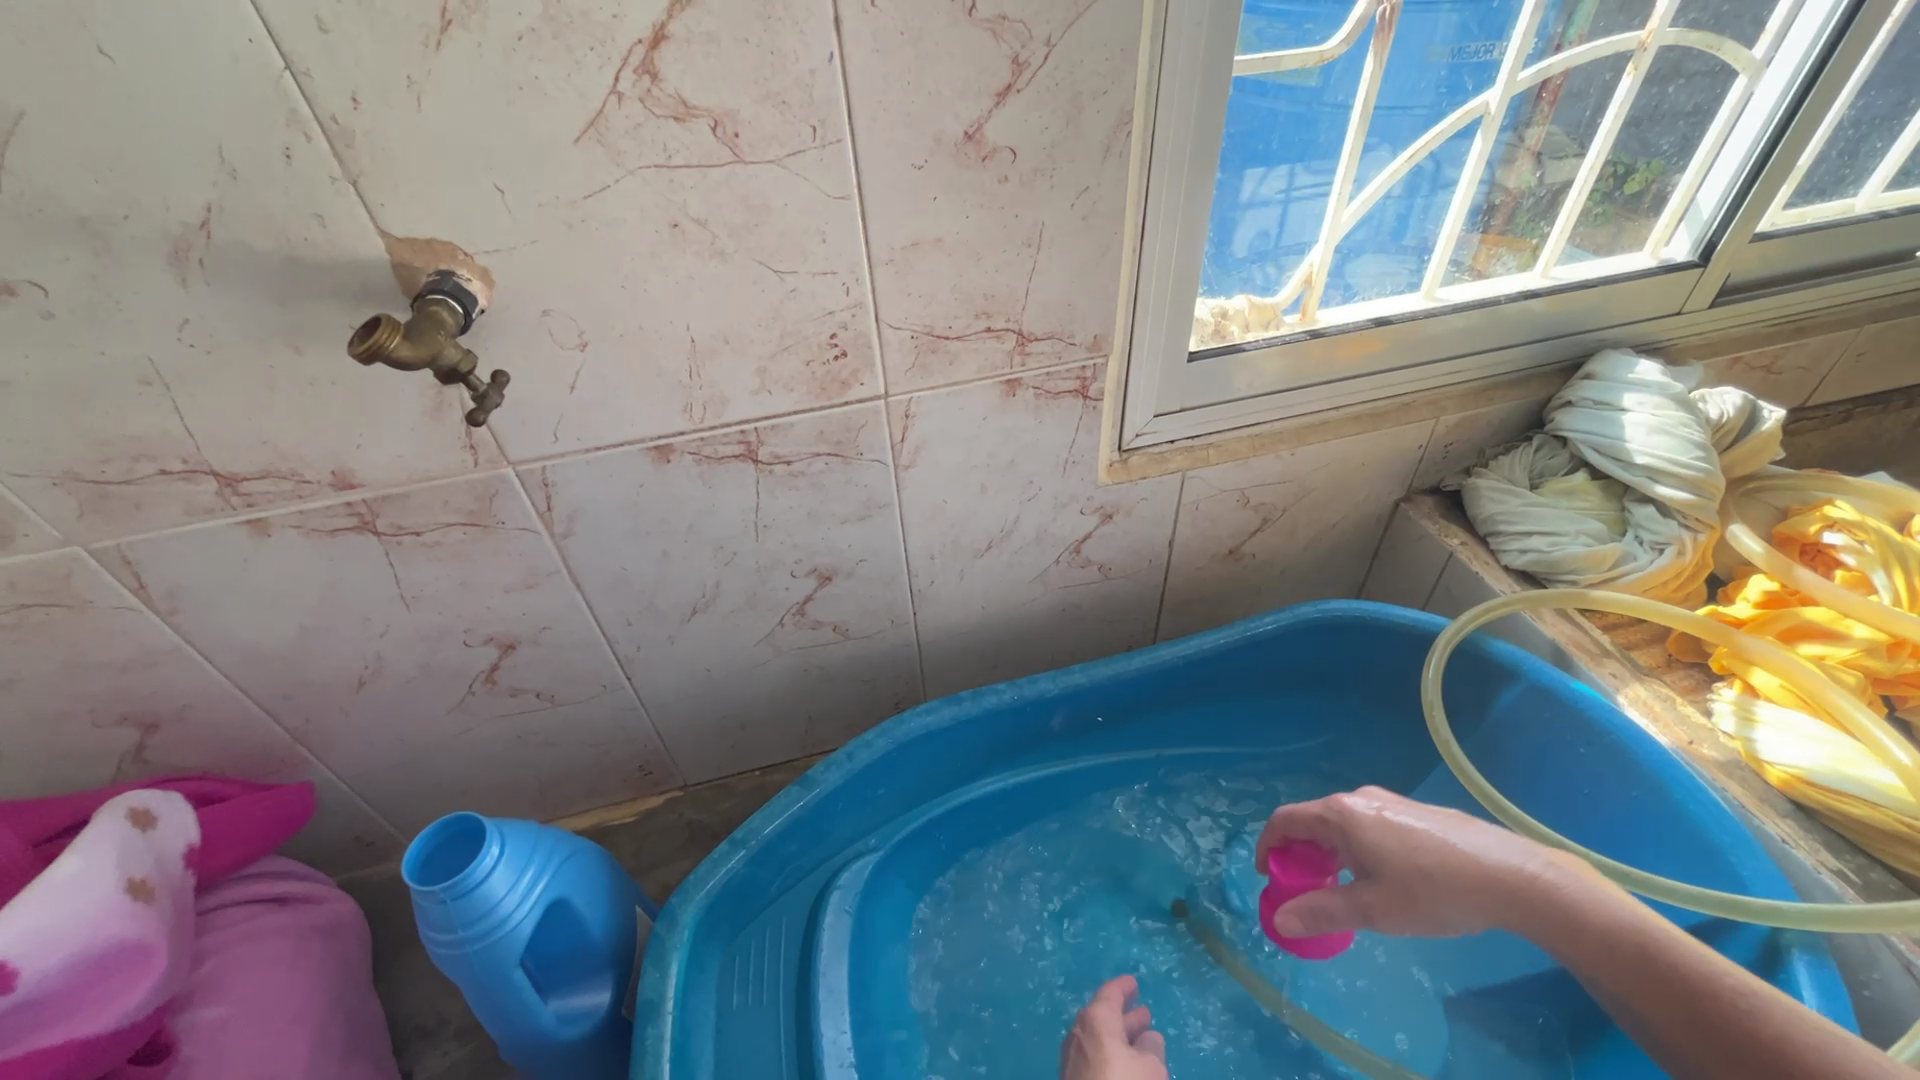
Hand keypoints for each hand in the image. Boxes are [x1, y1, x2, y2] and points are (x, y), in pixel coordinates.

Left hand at [1060, 976, 1168, 1079]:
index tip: (1133, 982)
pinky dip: (1112, 1055)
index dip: (1123, 987)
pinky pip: (1095, 1057)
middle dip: (1125, 1016)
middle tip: (1144, 1014)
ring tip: (1142, 1039)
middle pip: (1103, 1017)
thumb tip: (1148, 1036)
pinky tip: (1127, 1065)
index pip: (1109, 994)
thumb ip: (1152, 1046)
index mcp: (1095, 1020)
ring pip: (1099, 1040)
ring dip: (1120, 1038)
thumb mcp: (1151, 1067)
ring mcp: (1073, 1060)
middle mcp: (1079, 1034)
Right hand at [1254, 786, 1589, 938]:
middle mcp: (1359, 800)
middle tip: (1304, 889)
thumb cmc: (1435, 892)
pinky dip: (1355, 848)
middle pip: (1312, 820)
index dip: (1268, 847)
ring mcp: (1390, 803)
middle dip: (1300, 854)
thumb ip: (1322, 911)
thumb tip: (1280, 919)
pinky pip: (1368, 826)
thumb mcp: (1374, 910)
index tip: (1268, 876)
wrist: (1514, 876)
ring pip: (1342, 824)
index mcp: (1341, 815)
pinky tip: (1383, 879)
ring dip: (1329, 853)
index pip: (1285, 821)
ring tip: (1343, 889)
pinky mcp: (1416, 813)